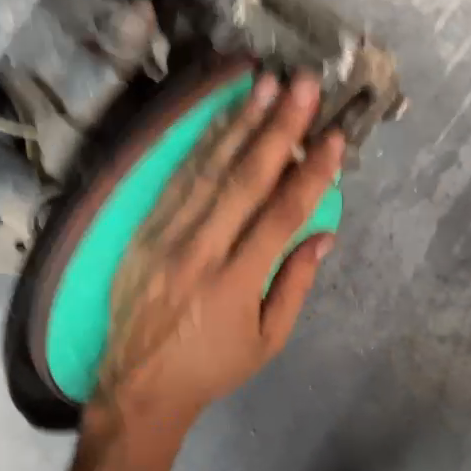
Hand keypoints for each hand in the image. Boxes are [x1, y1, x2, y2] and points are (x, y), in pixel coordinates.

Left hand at [97, 73, 340, 434]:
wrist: (137, 386)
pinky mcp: (142, 230)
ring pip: (207, 170)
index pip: (280, 216)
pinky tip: (223, 117)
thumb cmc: (213, 367)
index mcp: (234, 284)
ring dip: (240, 123)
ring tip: (266, 84)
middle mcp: (199, 251)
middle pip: (244, 179)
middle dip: (278, 129)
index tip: (333, 137)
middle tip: (303, 84)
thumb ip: (294, 285)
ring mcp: (164, 236)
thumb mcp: (267, 341)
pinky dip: (202, 145)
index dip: (310, 174)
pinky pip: (176, 179)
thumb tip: (323, 235)